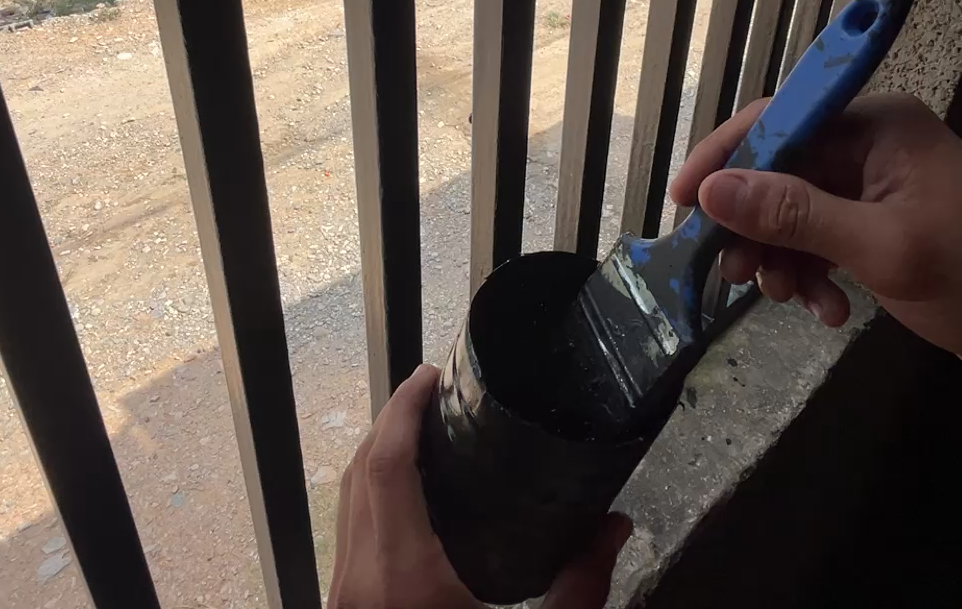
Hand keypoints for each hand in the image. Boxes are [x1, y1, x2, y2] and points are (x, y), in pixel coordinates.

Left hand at [328, 364, 632, 608]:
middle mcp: (361, 576)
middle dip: (392, 416)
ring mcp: (344, 592)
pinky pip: (348, 522)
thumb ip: (578, 589)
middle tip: (433, 388)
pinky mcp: (344, 603)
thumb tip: (617, 527)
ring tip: (420, 422)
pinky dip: (370, 484)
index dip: (402, 409)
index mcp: (402, 576)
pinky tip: (404, 485)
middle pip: (360, 468)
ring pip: (346, 494)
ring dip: (378, 448)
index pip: (386, 466)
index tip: (429, 375)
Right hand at [670, 93, 961, 387]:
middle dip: (752, 222)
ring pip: (791, 208)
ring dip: (781, 255)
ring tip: (789, 299)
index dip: (723, 158)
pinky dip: (810, 270)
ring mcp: (872, 185)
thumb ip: (795, 215)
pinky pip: (817, 236)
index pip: (778, 121)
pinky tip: (826, 309)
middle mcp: (868, 144)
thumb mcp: (885, 249)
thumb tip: (711, 191)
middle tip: (734, 274)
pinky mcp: (876, 223)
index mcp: (876, 124)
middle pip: (778, 169)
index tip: (683, 203)